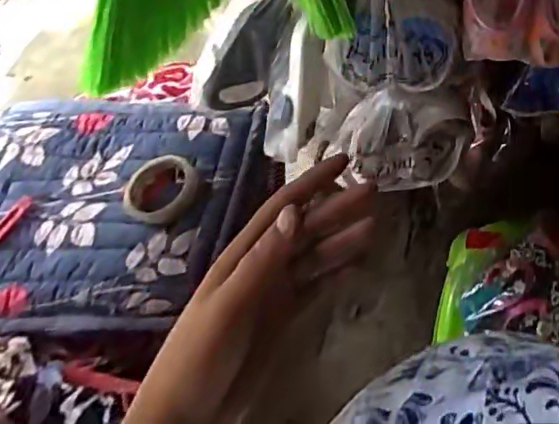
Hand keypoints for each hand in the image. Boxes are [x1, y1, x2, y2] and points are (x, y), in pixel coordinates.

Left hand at [127, 153, 377, 423]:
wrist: (183, 419)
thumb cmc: (197, 356)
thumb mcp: (228, 305)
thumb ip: (263, 259)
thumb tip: (295, 210)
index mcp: (243, 257)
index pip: (283, 208)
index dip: (312, 182)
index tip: (344, 160)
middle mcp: (262, 267)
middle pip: (306, 229)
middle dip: (338, 207)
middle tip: (374, 190)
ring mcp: (274, 292)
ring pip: (316, 255)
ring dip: (344, 238)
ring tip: (374, 226)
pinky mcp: (284, 317)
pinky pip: (318, 285)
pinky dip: (339, 272)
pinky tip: (360, 264)